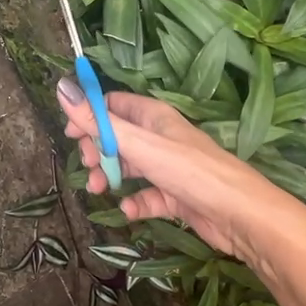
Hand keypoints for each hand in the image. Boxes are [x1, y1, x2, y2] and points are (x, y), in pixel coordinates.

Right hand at [57, 82, 305, 264]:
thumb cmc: (190, 171)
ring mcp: (169, 167)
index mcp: (153, 116)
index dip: (88, 116)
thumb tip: (61, 88)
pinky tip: (128, 211)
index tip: (70, 134)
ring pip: (130, 166)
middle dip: (98, 150)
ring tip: (99, 190)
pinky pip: (147, 195)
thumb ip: (97, 121)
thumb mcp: (137, 144)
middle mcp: (160, 137)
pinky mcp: (177, 195)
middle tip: (89, 165)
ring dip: (111, 177)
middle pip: (117, 136)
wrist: (243, 217)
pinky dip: (134, 202)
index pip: (112, 105)